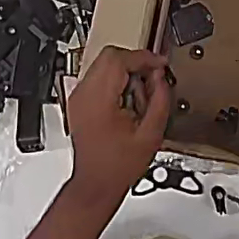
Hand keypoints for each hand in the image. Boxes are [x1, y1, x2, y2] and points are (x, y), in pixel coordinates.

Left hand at [65, 46, 172, 205]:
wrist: (97, 183)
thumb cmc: (117, 166)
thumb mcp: (151, 133)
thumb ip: (160, 99)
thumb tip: (160, 78)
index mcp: (99, 100)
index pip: (119, 59)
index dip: (144, 57)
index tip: (160, 64)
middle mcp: (83, 95)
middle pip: (109, 55)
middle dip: (136, 62)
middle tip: (153, 77)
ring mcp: (78, 97)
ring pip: (104, 63)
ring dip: (127, 71)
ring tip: (140, 96)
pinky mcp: (79, 102)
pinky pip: (99, 77)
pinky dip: (117, 80)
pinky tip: (128, 100)